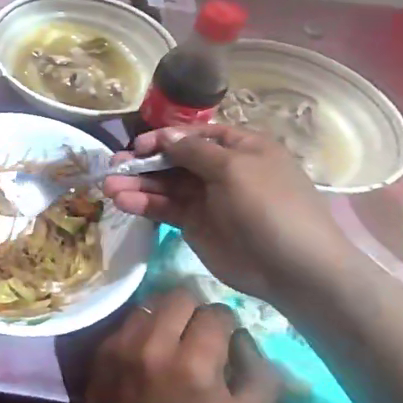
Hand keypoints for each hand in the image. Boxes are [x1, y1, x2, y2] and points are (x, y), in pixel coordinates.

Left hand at [81, 290, 282, 402]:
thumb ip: (262, 375)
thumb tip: (248, 338)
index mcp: (194, 364)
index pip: (217, 313)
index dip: (227, 326)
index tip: (225, 344)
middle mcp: (156, 346)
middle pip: (183, 296)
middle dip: (197, 312)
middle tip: (200, 336)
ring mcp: (124, 346)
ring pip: (155, 302)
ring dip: (169, 316)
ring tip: (174, 341)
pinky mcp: (103, 351)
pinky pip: (131, 320)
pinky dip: (145, 329)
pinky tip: (151, 353)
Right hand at [104, 124, 361, 303]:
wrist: (293, 267)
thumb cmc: (269, 206)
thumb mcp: (235, 168)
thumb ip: (197, 152)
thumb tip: (167, 136)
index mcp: (240, 147)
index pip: (196, 136)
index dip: (165, 138)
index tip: (137, 146)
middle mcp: (221, 170)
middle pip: (176, 160)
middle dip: (145, 162)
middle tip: (112, 168)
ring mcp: (209, 199)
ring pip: (167, 186)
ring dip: (139, 185)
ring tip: (108, 188)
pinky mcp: (197, 227)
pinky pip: (168, 210)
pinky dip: (146, 206)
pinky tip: (124, 203)